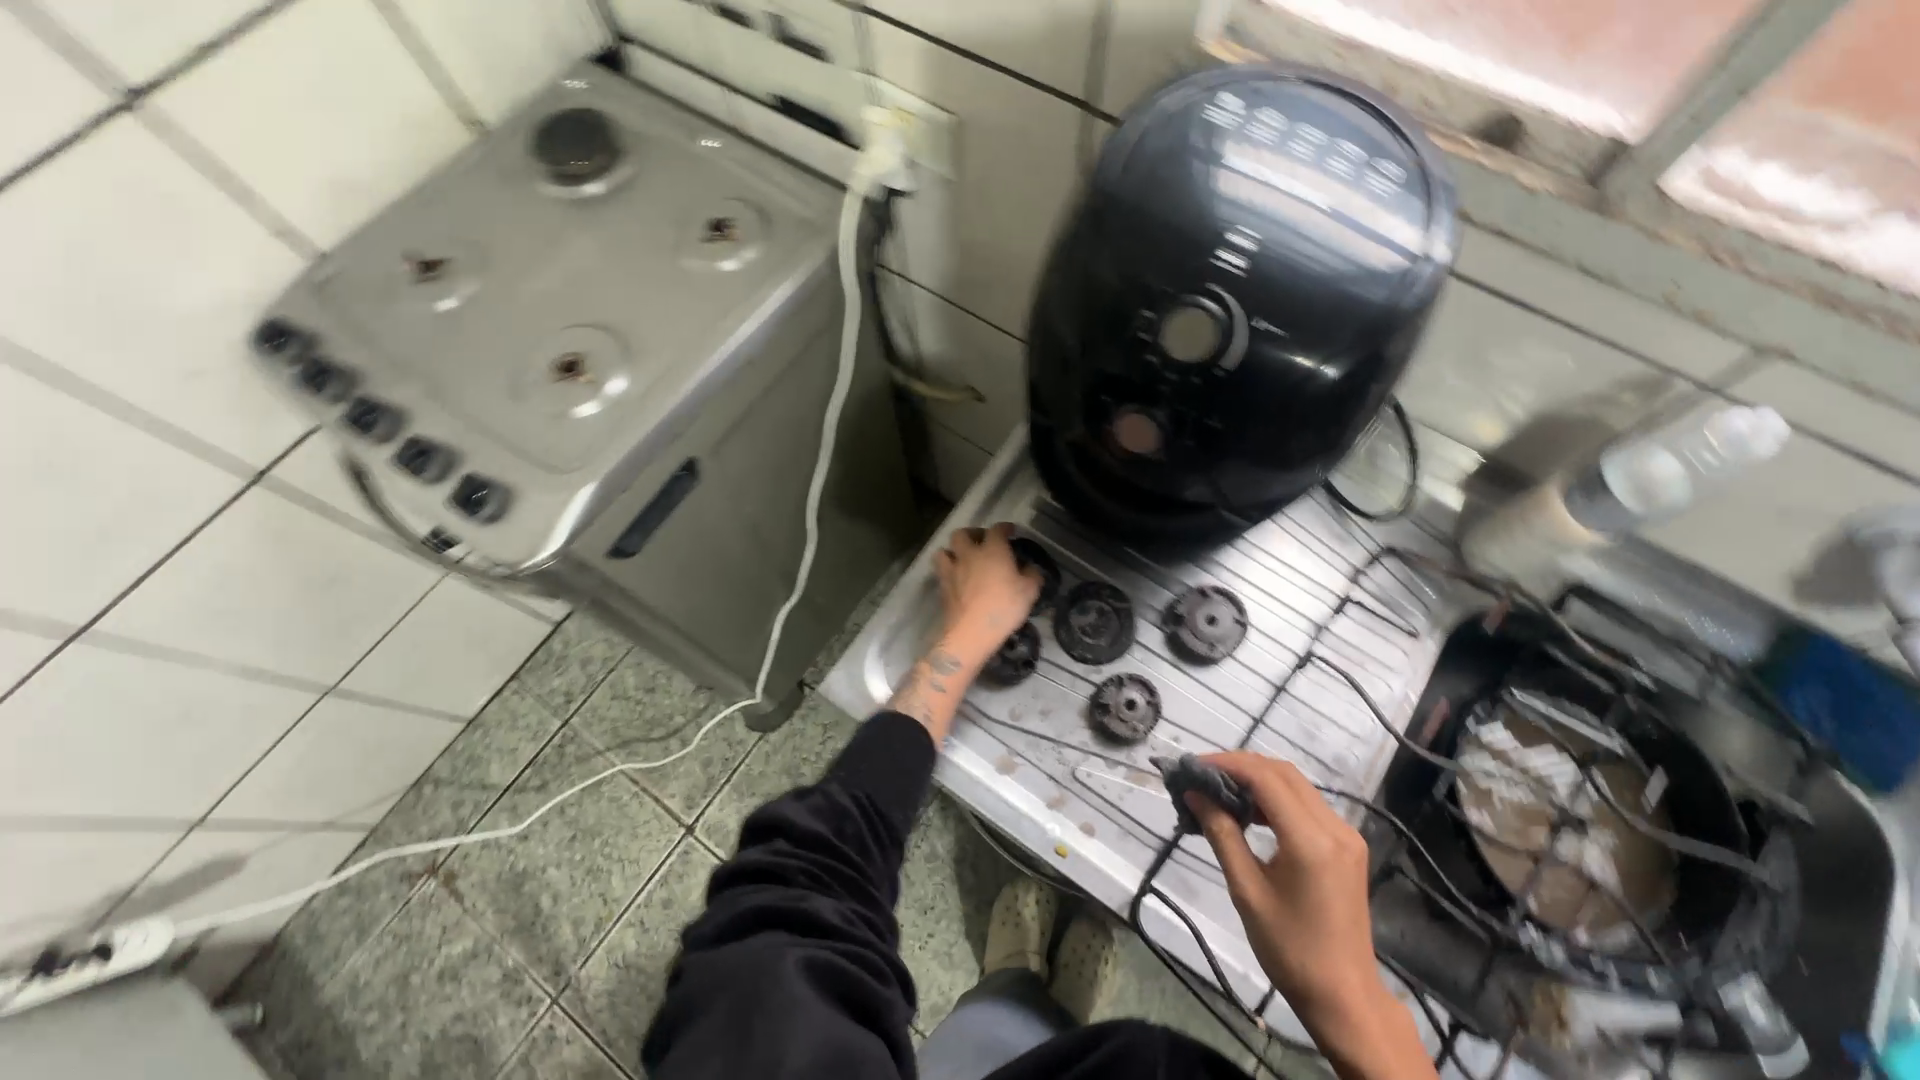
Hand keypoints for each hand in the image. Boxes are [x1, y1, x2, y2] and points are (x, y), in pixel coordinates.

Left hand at [934, 523, 1041, 665]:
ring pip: (944, 550)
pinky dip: (948, 569)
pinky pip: (941, 570)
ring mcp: (952, 570)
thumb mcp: (1029, 591)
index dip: (1004, 528)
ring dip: (953, 550)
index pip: (997, 530)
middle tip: (982, 542)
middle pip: (962, 534)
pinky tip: (957, 578)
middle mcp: (969, 554)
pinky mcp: (942, 587)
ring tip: (962, 558)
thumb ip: (1033, 574)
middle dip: (972, 534)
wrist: (971, 632)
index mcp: (992, 550)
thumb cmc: (1004, 608)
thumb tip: (1031, 568)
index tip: (1010, 531)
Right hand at [1186, 752, 1383, 1023]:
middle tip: (1201, 776)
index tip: (1192, 767)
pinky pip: (1307, 806)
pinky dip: (1275, 799)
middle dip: (1240, 767)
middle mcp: (1335, 828)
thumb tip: (1195, 795)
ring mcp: (1346, 836)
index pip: (1266, 779)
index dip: (1227, 764)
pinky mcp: (1347, 847)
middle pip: (1284, 774)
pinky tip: (1248, 813)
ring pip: (1297, 787)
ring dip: (1258, 780)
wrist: (1342, 994)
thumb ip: (1222, 834)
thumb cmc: (1289, 948)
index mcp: (1311, 840)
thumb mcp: (1246, 891)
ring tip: (1218, 791)